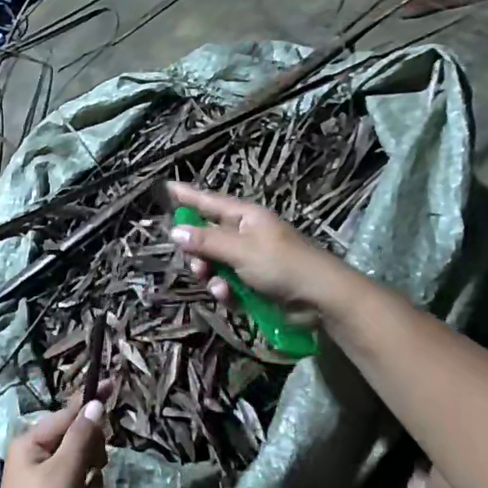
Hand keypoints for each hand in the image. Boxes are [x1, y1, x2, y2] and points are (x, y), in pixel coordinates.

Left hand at [0, 383, 109, 487]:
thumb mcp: (66, 473)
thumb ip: (83, 437)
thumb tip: (94, 403)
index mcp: (29, 443)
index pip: (67, 414)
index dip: (91, 401)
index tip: (115, 383)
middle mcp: (33, 457)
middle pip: (78, 439)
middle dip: (92, 457)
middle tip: (93, 474)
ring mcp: (42, 483)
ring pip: (83, 467)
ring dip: (91, 485)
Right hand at [166, 181, 342, 313]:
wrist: (320, 299)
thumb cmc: (283, 265)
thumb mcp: (241, 250)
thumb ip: (206, 241)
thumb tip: (175, 231)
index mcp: (246, 217)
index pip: (209, 202)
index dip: (188, 196)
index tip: (167, 188)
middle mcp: (245, 235)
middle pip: (206, 238)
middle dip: (198, 253)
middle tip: (198, 266)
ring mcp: (249, 261)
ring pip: (213, 264)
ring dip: (211, 276)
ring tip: (218, 286)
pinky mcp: (252, 284)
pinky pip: (226, 284)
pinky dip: (225, 292)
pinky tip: (230, 298)